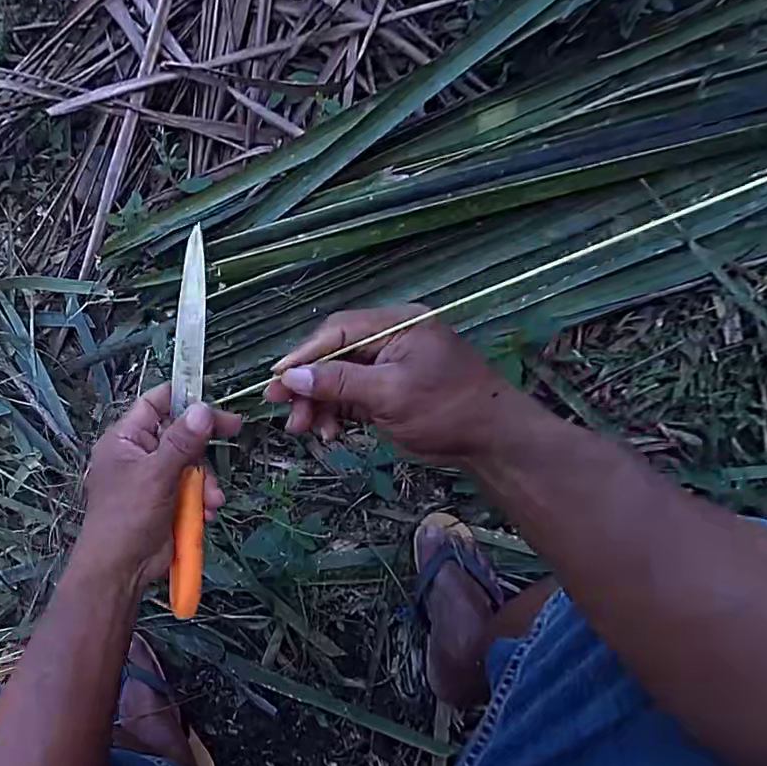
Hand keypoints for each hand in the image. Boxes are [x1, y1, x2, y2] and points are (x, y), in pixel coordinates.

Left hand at [77, 383, 240, 592]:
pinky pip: (192, 491)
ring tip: (209, 502)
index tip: (214, 400)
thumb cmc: (127, 517)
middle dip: (201, 453)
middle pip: (182, 436)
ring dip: (205, 484)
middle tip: (231, 438)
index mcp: (126, 439)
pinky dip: (201, 501)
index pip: (156, 404)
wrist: (121, 570)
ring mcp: (155, 479)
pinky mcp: (168, 502)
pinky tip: (204, 514)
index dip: (184, 398)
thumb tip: (204, 409)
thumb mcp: (155, 475)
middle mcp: (140, 455)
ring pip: (192, 466)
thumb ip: (181, 442)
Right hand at [261, 305, 542, 467]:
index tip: (276, 378)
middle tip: (281, 409)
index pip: (338, 331)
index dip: (304, 354)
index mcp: (396, 325)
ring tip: (304, 429)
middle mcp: (389, 340)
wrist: (490, 441)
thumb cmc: (445, 409)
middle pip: (333, 356)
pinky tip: (330, 433)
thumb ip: (338, 382)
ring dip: (318, 405)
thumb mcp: (388, 393)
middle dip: (308, 385)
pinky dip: (336, 415)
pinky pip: (350, 398)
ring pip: (337, 380)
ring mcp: (387, 367)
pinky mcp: (386, 391)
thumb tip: (290, 376)